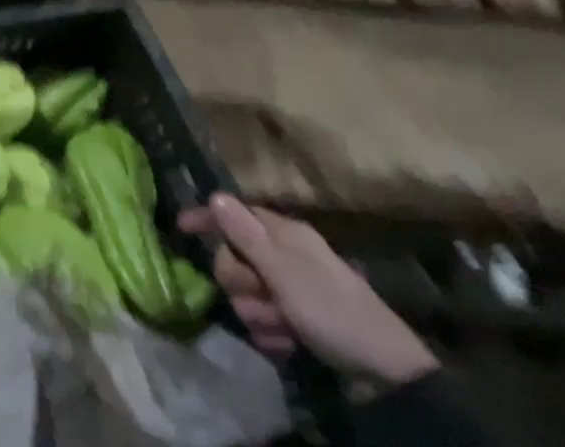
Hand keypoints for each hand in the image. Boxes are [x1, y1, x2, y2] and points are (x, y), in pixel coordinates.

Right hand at [180, 194, 438, 387]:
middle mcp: (286, 257)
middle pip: (234, 258)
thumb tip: (215, 194)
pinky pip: (262, 318)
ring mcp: (291, 289)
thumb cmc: (332, 311)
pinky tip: (288, 341)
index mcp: (286, 236)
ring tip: (282, 326)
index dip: (208, 219)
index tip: (180, 228)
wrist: (384, 370)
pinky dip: (270, 331)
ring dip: (256, 312)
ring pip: (245, 293)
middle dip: (239, 281)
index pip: (236, 215)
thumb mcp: (284, 271)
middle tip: (259, 294)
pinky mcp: (295, 317)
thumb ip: (246, 235)